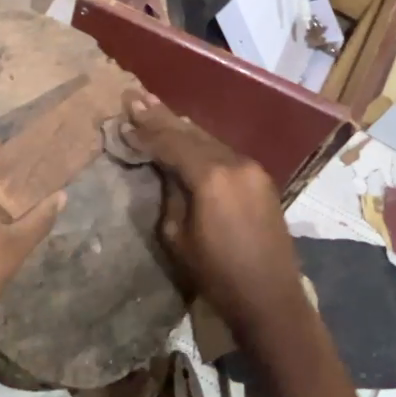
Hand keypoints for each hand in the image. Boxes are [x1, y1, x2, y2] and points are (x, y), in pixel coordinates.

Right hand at [123, 93, 303, 336]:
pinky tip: (187, 131)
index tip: (124, 115)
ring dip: (181, 126)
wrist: (271, 300)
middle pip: (190, 133)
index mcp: (210, 177)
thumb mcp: (177, 236)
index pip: (170, 144)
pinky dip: (201, 142)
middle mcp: (234, 163)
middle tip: (136, 96)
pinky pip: (224, 152)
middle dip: (161, 117)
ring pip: (209, 139)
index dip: (145, 131)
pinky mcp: (261, 179)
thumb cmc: (217, 274)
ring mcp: (252, 169)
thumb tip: (167, 170)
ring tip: (155, 107)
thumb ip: (170, 194)